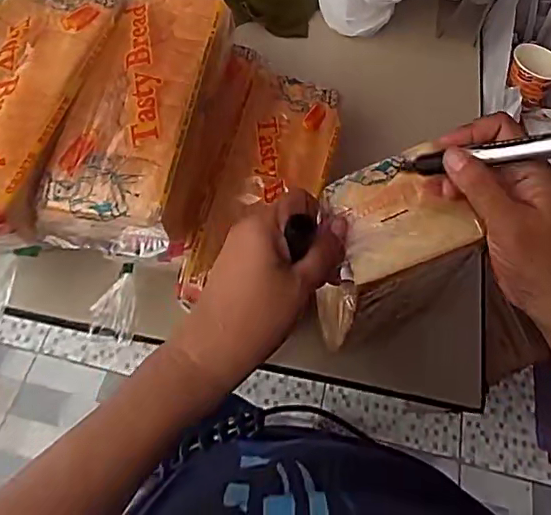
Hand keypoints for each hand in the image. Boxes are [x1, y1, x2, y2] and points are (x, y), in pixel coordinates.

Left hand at [168, 189, 346, 391]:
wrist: (208, 353)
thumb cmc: (258, 316)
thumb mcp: (301, 284)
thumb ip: (324, 250)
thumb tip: (341, 223)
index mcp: (263, 222)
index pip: (301, 197)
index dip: (320, 216)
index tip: (329, 247)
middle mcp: (247, 225)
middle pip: (290, 218)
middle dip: (311, 241)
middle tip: (326, 272)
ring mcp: (236, 244)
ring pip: (278, 237)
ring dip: (298, 255)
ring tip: (309, 287)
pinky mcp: (231, 263)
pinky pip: (264, 251)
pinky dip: (280, 264)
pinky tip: (287, 294)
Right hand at [433, 113, 550, 336]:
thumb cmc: (544, 266)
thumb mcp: (508, 222)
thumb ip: (480, 186)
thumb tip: (454, 156)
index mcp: (532, 169)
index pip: (501, 131)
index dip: (472, 134)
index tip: (447, 147)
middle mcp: (519, 176)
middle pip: (483, 149)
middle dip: (456, 156)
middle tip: (431, 165)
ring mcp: (508, 194)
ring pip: (473, 171)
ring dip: (450, 175)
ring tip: (431, 184)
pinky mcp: (496, 211)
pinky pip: (471, 192)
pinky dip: (453, 192)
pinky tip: (439, 197)